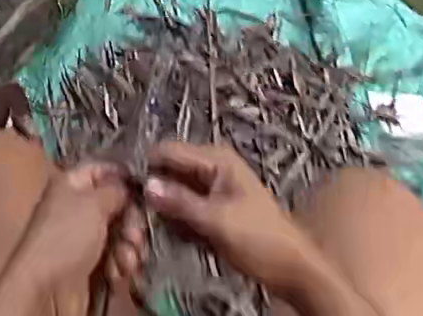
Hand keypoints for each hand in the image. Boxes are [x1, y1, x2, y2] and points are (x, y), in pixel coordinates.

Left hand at [0, 162, 133, 315]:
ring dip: (128, 247)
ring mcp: (83, 237)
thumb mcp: (94, 203)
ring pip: (118, 234)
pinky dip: (120, 265)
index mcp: (71, 183)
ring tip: (127, 260)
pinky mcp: (89, 265)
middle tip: (136, 235)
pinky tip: (117, 273)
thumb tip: (129, 184)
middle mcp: (77, 207)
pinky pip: (114, 258)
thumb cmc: (67, 235)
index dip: (122, 176)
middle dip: (131, 220)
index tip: (143, 188)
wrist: (46, 288)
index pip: (101, 169)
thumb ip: (115, 189)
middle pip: (115, 204)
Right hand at [144, 142, 325, 299]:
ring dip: (168, 209)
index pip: (169, 150)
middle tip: (141, 214)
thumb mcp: (216, 221)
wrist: (294, 271)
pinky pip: (186, 208)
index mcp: (215, 158)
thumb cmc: (260, 239)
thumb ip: (180, 202)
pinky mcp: (214, 208)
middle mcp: (212, 166)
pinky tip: (181, 235)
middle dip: (157, 190)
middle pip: (171, 170)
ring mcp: (214, 187)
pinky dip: (180, 221)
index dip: (148, 166)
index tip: (127, 188)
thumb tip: (146, 185)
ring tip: (162, 227)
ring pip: (176, 191)